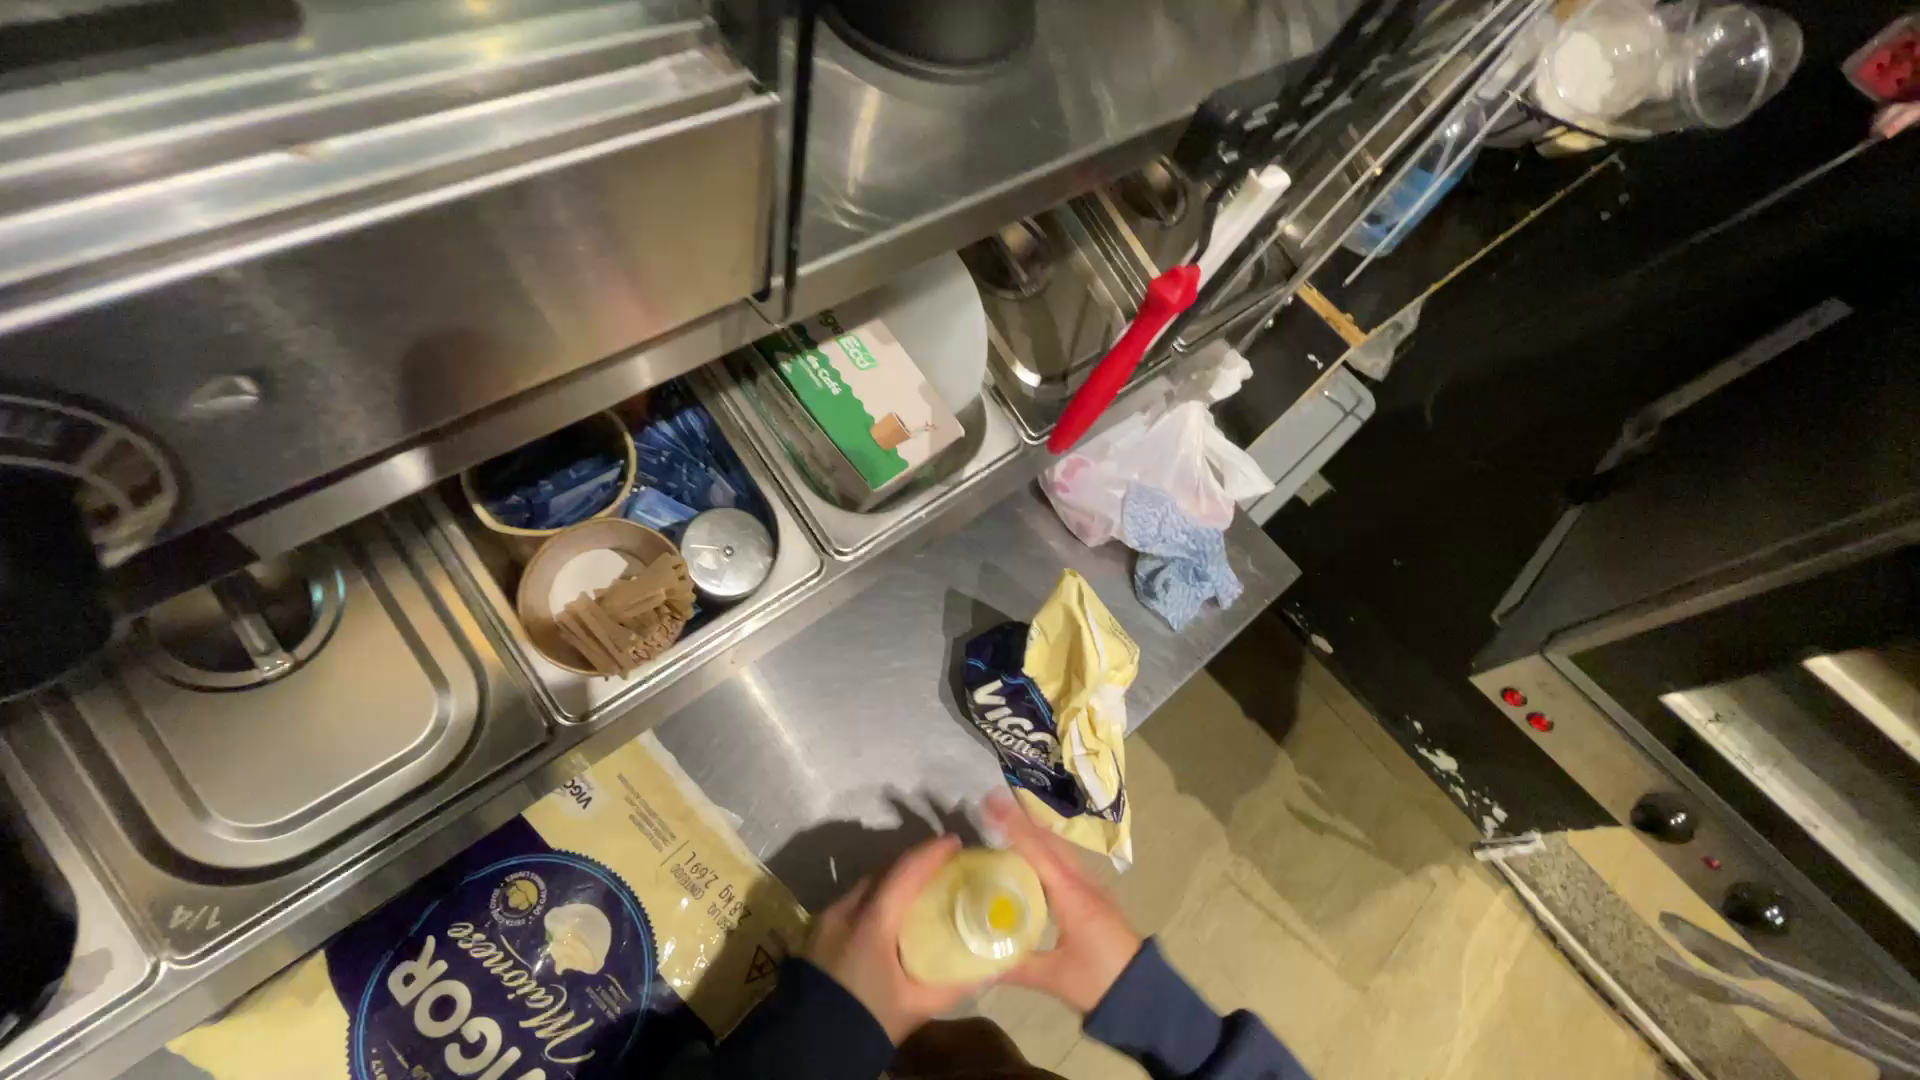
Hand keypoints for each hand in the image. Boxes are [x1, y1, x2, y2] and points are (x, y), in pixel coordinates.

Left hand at [805, 834, 986, 1043]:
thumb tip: (990, 968)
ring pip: (867, 883)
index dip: (932, 852)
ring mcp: (827, 917)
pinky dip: (876, 895)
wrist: (807, 1047)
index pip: (905, 872)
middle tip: (942, 864)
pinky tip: (889, 910)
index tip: (955, 841)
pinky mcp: (817, 929)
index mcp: (872, 922)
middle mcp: (846, 909)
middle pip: (885, 870)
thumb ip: (954, 983)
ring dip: (893, 877)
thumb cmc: (867, 1021)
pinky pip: (853, 899)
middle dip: (914, 861)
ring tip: (919, 885)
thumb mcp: (915, 1006)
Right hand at [984, 791, 1143, 1012]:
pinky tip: (1033, 852)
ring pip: (1059, 847)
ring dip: (1035, 830)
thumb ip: (1016, 967)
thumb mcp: (1055, 978)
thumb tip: (977, 963)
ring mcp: (1091, 885)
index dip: (1013, 826)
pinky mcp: (1094, 894)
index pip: (1037, 852)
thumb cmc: (1100, 981)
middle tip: (993, 803)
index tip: (992, 804)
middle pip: (1049, 840)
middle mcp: (1082, 882)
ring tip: (1009, 817)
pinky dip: (1046, 846)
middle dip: (1022, 819)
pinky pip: (1066, 859)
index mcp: (1071, 896)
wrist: (1144, 992)